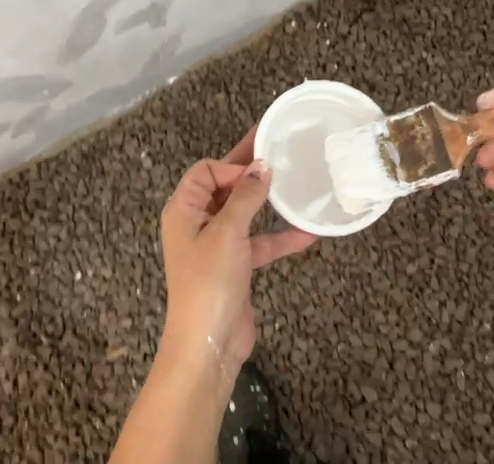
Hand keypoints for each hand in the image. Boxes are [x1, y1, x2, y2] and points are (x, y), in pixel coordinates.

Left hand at [158, 127, 316, 379]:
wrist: (208, 345)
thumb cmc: (209, 281)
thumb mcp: (228, 232)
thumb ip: (246, 196)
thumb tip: (263, 165)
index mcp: (183, 209)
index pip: (206, 170)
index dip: (233, 165)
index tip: (261, 169)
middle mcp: (196, 222)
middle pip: (224, 187)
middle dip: (251, 172)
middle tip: (281, 148)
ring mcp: (215, 245)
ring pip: (244, 213)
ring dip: (268, 203)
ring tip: (297, 185)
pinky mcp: (234, 266)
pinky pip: (257, 242)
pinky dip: (278, 237)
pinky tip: (309, 234)